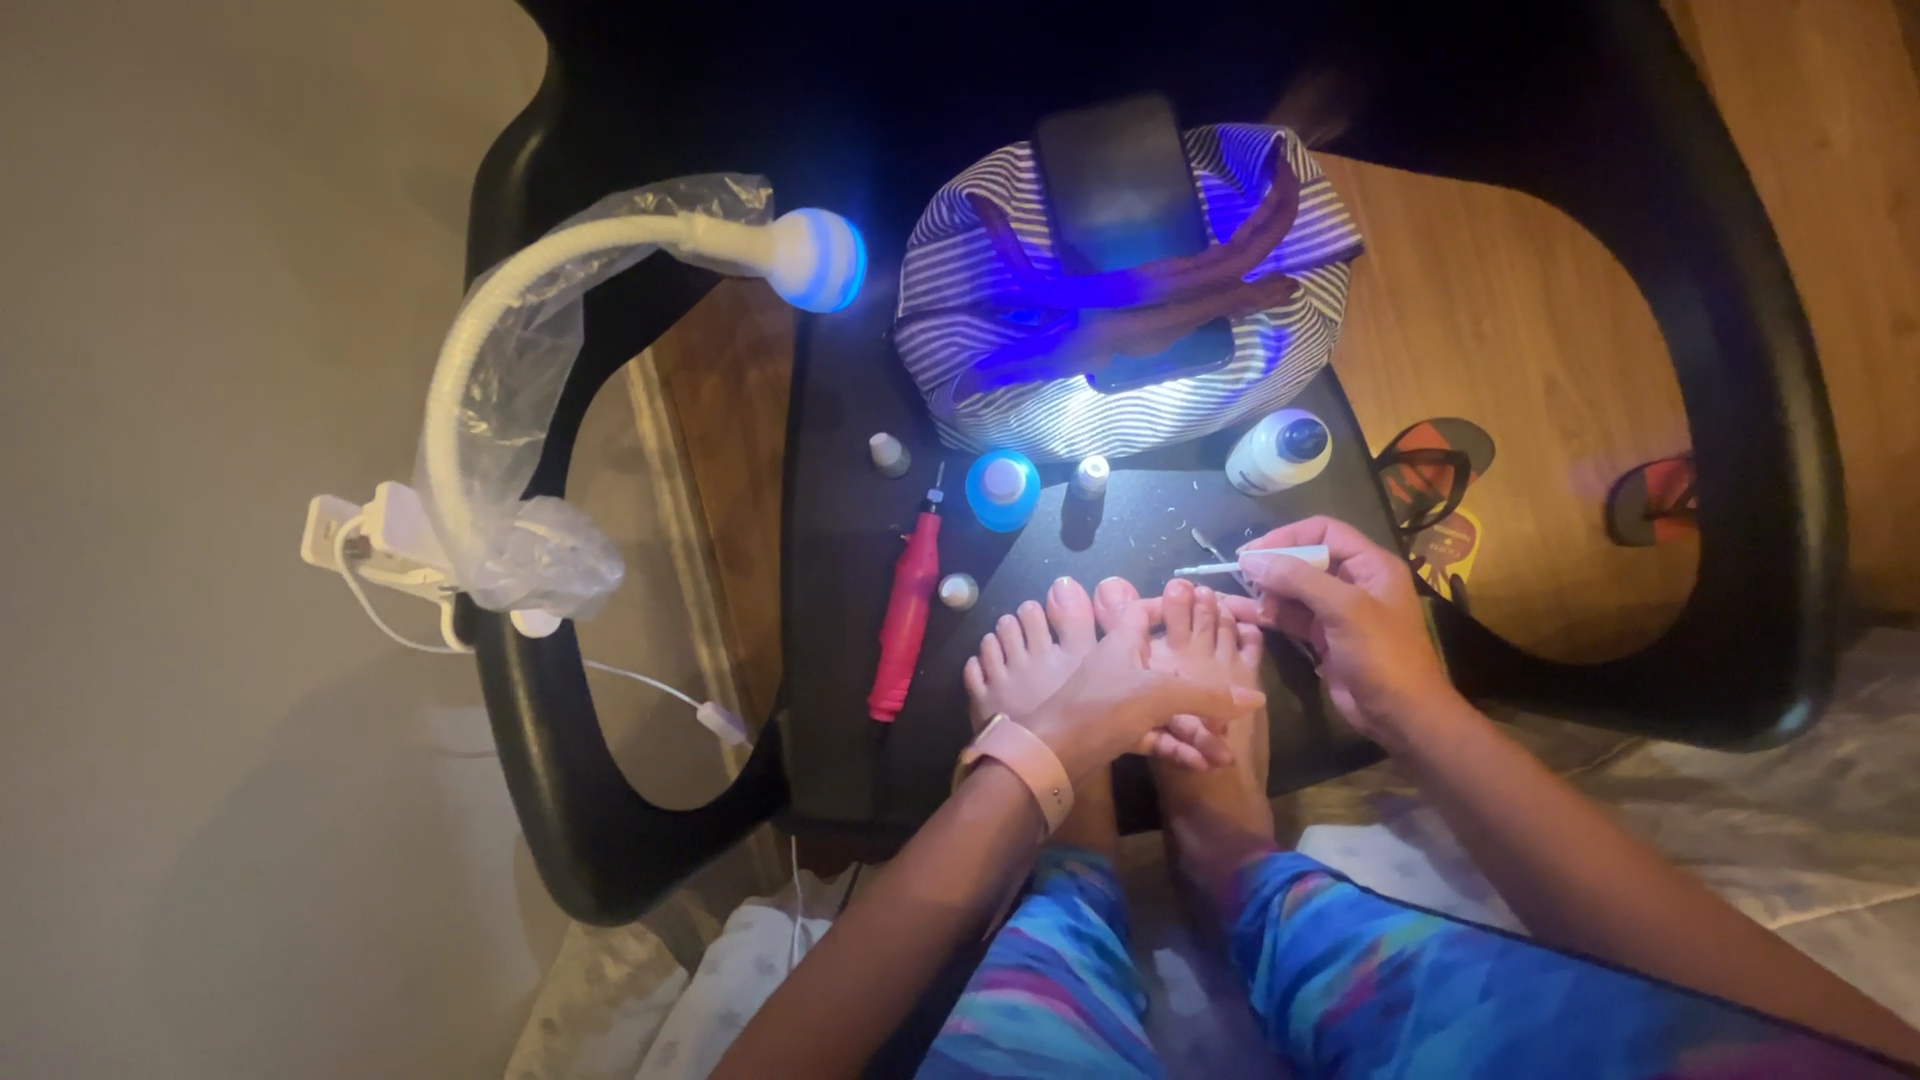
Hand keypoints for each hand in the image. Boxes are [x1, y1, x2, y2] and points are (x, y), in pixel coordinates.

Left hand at [1021, 601, 1264, 779]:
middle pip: (1168, 670)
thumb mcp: (1158, 695)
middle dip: (1202, 693)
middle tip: (1233, 711)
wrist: (1051, 756)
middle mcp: (1119, 667)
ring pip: (1163, 709)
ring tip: (1225, 756)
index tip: (1204, 614)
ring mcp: (1115, 702)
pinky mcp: (1113, 733)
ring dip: (1194, 730)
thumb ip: (1207, 696)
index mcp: (1122, 643)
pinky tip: (1201, 766)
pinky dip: (1175, 747)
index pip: (1144, 611)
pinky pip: (1152, 734)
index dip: (1171, 608)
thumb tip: (1256, 697)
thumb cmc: (1101, 707)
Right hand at [1222, 516, 1455, 747]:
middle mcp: (1354, 582)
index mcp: (1370, 565)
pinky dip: (1267, 613)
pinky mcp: (1323, 636)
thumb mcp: (1344, 609)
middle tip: (1242, 575)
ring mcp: (1337, 611)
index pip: (1324, 532)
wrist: (1401, 715)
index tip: (1253, 552)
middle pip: (1305, 559)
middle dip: (1273, 566)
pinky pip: (1290, 616)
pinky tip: (1242, 613)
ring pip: (1293, 588)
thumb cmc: (1383, 655)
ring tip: (1239, 599)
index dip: (1287, 537)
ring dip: (1266, 591)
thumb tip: (1251, 559)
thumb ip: (1298, 579)